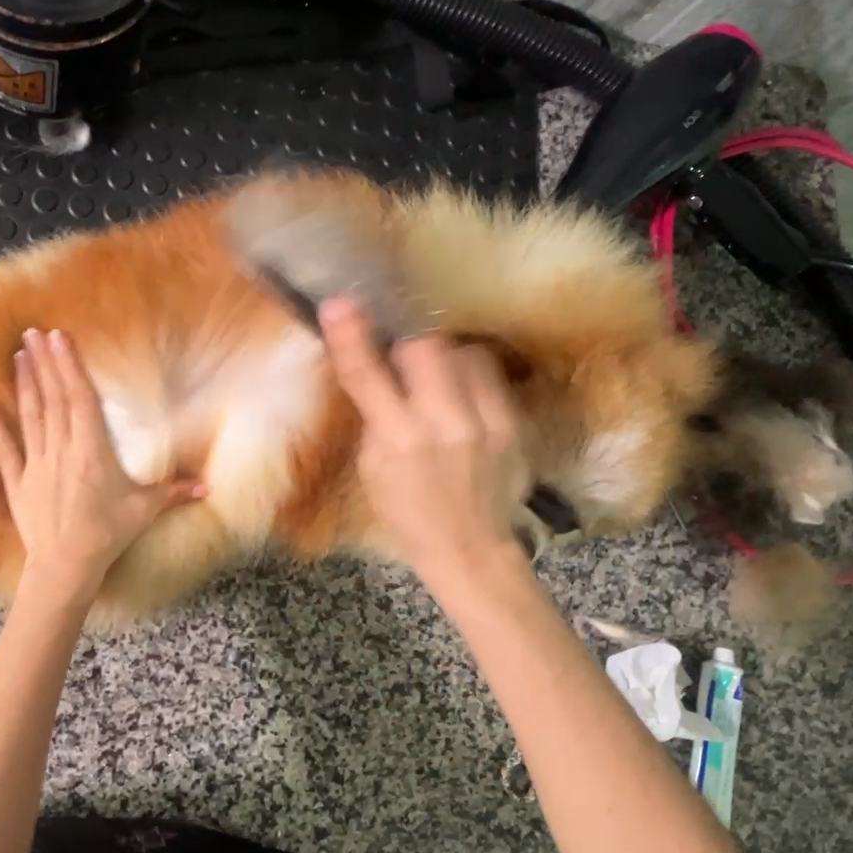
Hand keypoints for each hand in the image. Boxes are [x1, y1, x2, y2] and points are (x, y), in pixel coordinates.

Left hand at [0, 329, 205, 602]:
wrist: (65, 566)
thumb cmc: (107, 535)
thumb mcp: (144, 510)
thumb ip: (174, 492)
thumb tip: (210, 485)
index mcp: (90, 449)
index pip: (78, 398)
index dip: (69, 366)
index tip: (59, 338)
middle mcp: (60, 449)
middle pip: (51, 398)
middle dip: (43, 363)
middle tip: (34, 332)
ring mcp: (35, 464)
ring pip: (29, 416)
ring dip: (24, 384)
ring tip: (19, 354)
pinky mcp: (17, 483)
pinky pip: (4, 449)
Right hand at [320, 297, 530, 587]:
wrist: (469, 547)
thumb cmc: (405, 511)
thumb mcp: (371, 467)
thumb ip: (374, 414)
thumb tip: (371, 365)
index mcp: (397, 442)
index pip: (368, 376)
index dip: (351, 337)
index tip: (338, 305)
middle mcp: (443, 425)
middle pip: (425, 348)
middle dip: (407, 347)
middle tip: (401, 361)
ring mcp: (486, 422)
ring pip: (463, 353)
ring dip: (443, 358)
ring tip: (436, 378)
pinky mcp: (514, 423)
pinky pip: (489, 374)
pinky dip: (469, 375)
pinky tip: (461, 392)